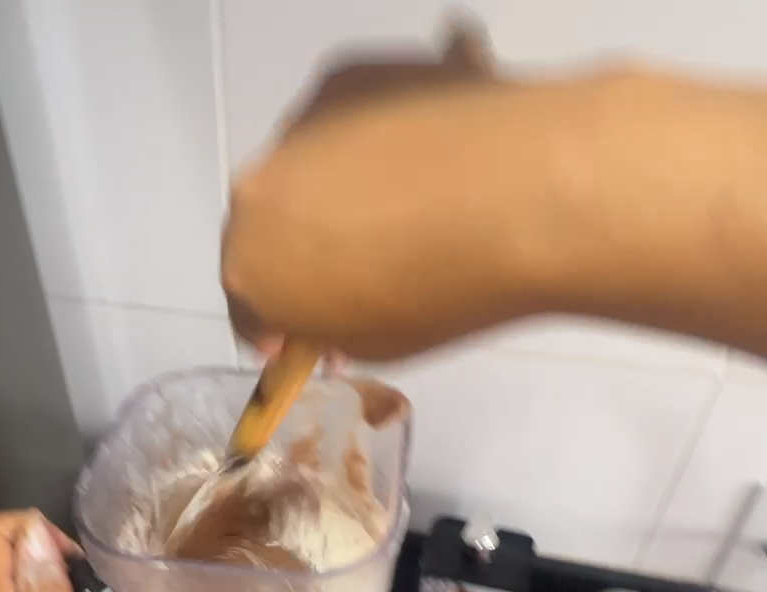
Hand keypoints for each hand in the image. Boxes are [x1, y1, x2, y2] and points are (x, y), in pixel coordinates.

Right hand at [221, 21, 577, 359]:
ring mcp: (300, 124)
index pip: (247, 307)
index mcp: (249, 267)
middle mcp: (258, 189)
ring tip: (400, 208)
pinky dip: (370, 139)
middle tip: (352, 276)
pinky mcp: (349, 73)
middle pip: (270, 228)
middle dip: (300, 255)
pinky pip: (346, 119)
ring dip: (333, 193)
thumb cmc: (438, 294)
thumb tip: (332, 311)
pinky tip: (421, 154)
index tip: (306, 340)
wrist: (519, 196)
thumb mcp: (374, 343)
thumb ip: (332, 327)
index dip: (275, 329)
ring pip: (304, 168)